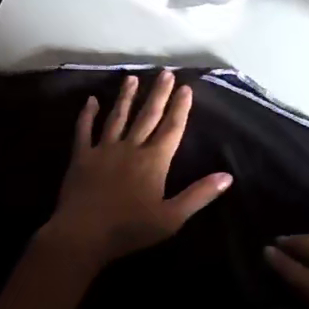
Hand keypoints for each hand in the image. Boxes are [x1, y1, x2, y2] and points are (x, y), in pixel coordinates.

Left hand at [42, 71, 231, 263]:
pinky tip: (91, 101)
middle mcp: (131, 148)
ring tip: (132, 78)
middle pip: (148, 116)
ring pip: (117, 117)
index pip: (172, 128)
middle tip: (165, 73)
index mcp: (154, 161)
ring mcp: (104, 150)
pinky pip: (84, 131)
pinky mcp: (81, 158)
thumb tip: (227, 176)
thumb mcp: (172, 218)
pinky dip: (87, 115)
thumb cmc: (130, 229)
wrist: (82, 235)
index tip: (186, 87)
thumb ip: (199, 195)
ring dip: (126, 97)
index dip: (180, 108)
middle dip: (158, 94)